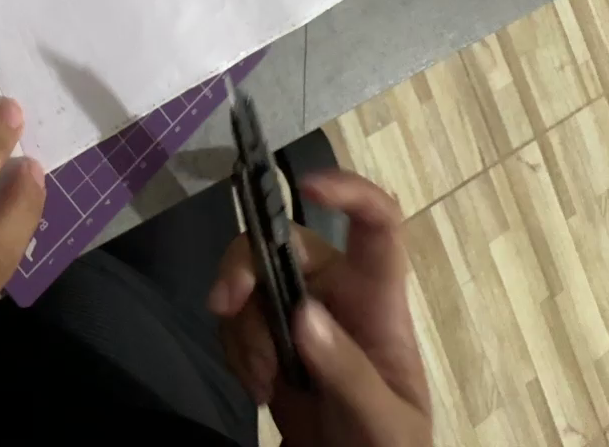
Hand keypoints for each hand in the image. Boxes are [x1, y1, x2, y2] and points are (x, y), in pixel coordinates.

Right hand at [208, 171, 430, 446]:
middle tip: (225, 304)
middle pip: (283, 241)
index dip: (350, 191)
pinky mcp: (265, 332)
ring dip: (242, 326)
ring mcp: (295, 308)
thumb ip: (348, 372)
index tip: (308, 187)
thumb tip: (302, 314)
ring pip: (248, 276)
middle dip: (246, 265)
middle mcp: (333, 289)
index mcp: (376, 297)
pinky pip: (233, 314)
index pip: (376, 223)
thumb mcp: (383, 422)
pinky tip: (256, 385)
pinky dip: (234, 347)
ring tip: (261, 380)